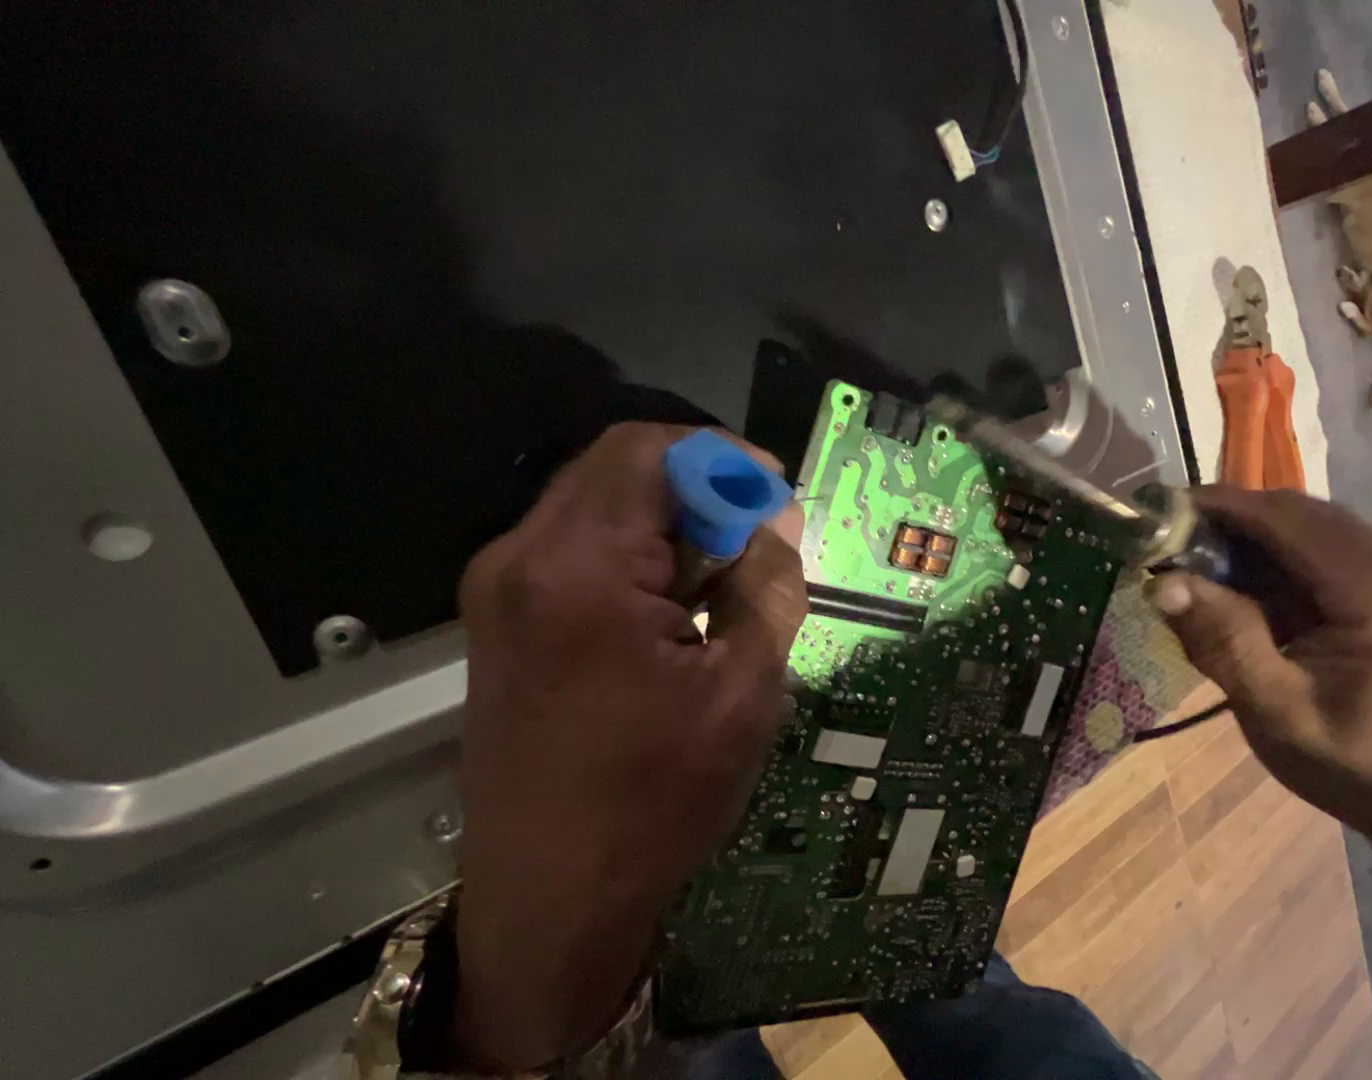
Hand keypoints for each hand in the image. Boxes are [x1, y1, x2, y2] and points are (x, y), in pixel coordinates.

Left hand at [451, 423, 805, 1069]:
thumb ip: (767, 584)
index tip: (775, 502)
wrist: (552, 899)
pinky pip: (578, 546)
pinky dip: (636, 552)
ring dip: (669, 522)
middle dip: (699, 489)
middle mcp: (521, 558)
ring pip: (599, 504)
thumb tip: (775, 521)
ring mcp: (501, 589)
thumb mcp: (744, 690)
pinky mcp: (502, 619)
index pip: (648, 450)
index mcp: (578, 568)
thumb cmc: (656, 800)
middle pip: (618, 467)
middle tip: (755, 543)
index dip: (723, 459)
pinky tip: (675, 608)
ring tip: (722, 582)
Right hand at [1149, 487, 1371, 837]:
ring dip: (1252, 546)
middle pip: (1300, 515)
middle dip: (1231, 527)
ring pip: (1310, 530)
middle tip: (1169, 550)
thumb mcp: (1277, 709)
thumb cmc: (1355, 766)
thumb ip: (1223, 640)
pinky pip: (1326, 554)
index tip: (1159, 511)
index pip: (1287, 518)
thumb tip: (1161, 582)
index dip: (1219, 507)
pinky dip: (1278, 566)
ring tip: (1197, 574)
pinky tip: (1245, 595)